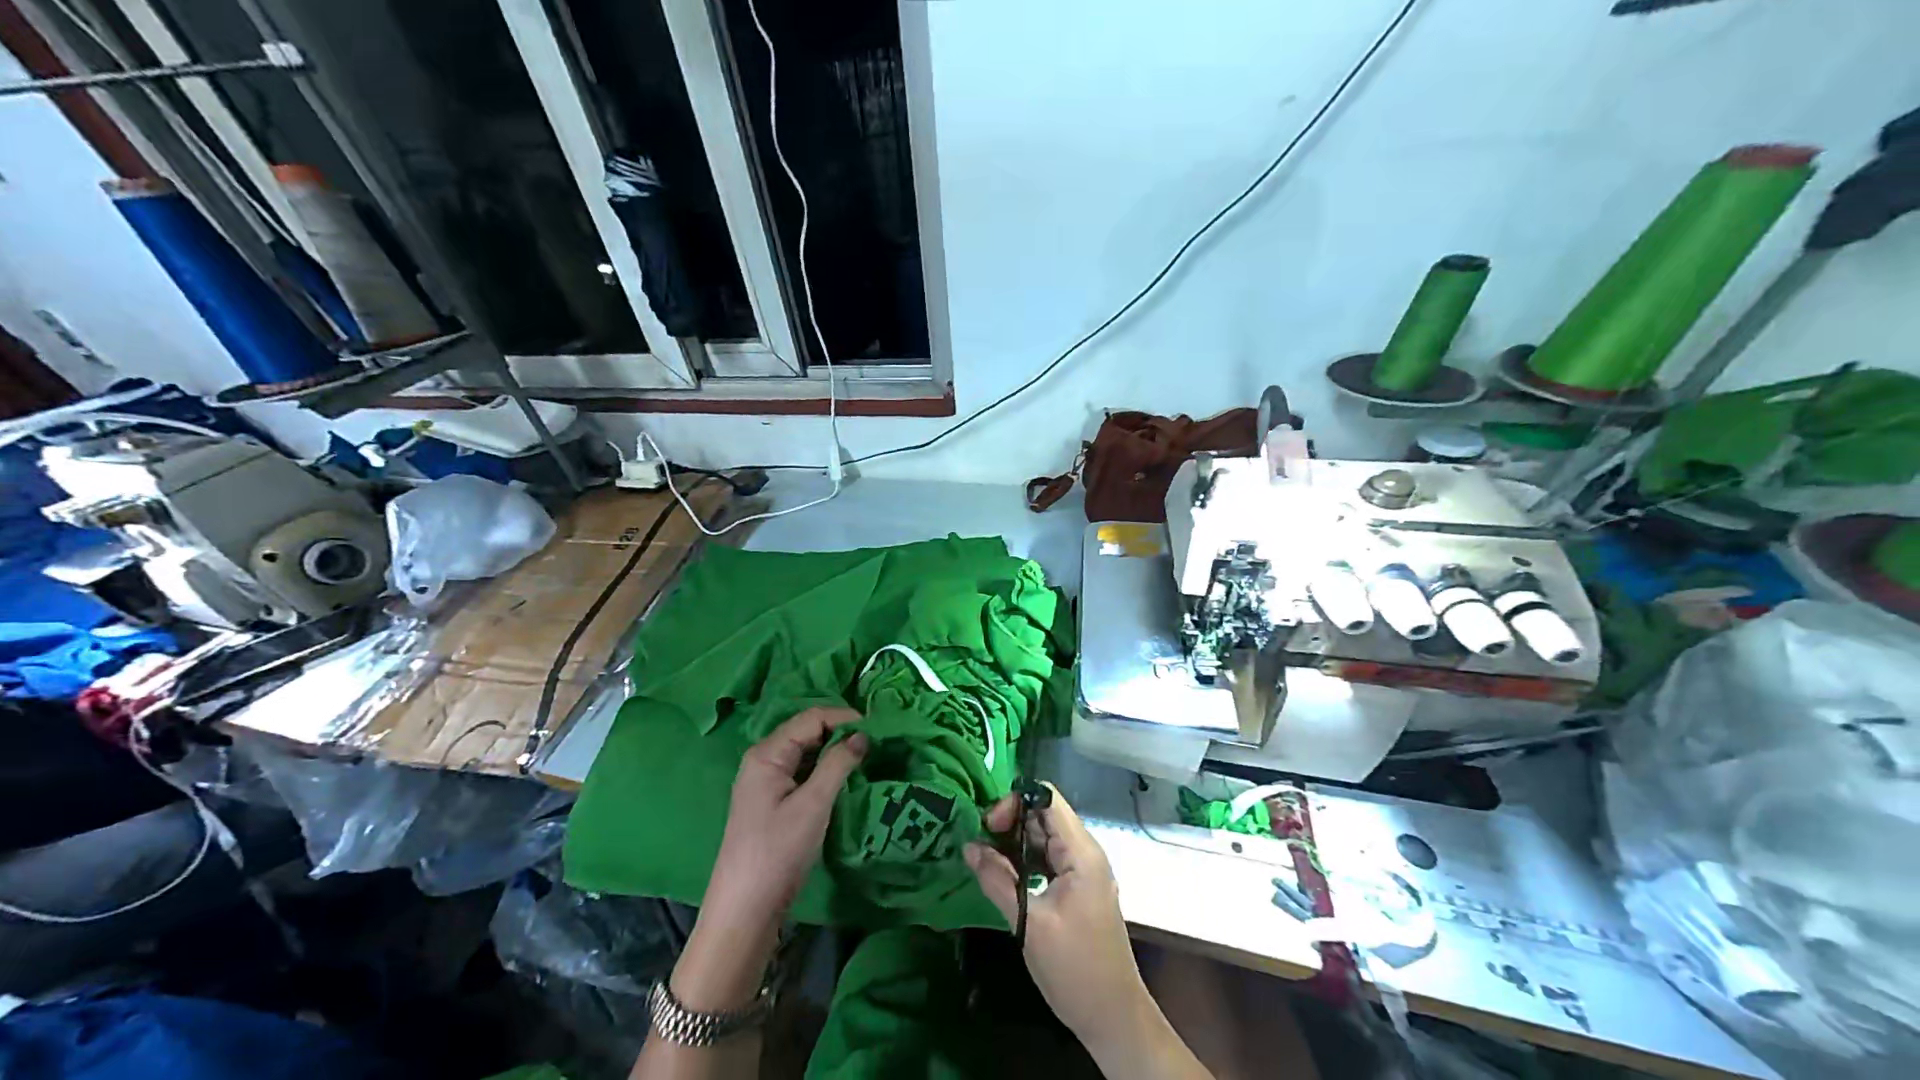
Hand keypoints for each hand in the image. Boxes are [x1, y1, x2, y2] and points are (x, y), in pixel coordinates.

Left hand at [667, 707, 867, 1017]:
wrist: (745, 908)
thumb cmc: (778, 851)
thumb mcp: (814, 803)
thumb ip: (838, 763)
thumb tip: (863, 735)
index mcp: (767, 753)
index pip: (811, 718)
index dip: (844, 717)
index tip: (878, 728)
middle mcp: (763, 759)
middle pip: (807, 731)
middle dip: (841, 732)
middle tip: (876, 741)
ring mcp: (766, 782)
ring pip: (806, 752)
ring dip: (834, 751)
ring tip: (866, 757)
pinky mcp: (772, 802)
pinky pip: (802, 772)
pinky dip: (824, 770)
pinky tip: (845, 778)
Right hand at [963, 784, 1147, 1041]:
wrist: (1113, 1017)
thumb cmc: (1074, 969)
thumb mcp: (1028, 923)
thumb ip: (997, 880)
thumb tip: (968, 846)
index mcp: (1081, 853)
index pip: (1047, 799)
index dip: (1015, 803)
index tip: (988, 827)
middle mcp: (1085, 853)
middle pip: (1044, 815)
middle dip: (1010, 822)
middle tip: (979, 844)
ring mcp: (1083, 871)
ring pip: (1044, 837)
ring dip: (1014, 842)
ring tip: (985, 859)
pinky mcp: (1077, 889)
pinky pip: (1048, 859)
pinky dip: (1024, 860)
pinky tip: (1003, 876)